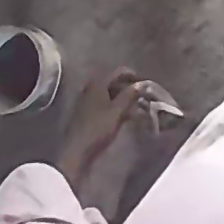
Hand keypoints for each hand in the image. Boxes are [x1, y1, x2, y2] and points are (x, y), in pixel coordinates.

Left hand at [56, 67, 144, 185]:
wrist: (78, 150)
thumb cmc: (98, 127)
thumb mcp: (117, 110)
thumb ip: (129, 95)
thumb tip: (142, 83)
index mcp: (98, 83)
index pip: (118, 72)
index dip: (133, 76)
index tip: (145, 83)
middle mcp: (91, 88)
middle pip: (114, 82)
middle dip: (129, 88)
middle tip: (142, 96)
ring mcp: (88, 100)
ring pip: (110, 94)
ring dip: (123, 99)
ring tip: (137, 108)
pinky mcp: (87, 113)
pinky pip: (105, 104)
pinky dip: (116, 107)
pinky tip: (125, 116)